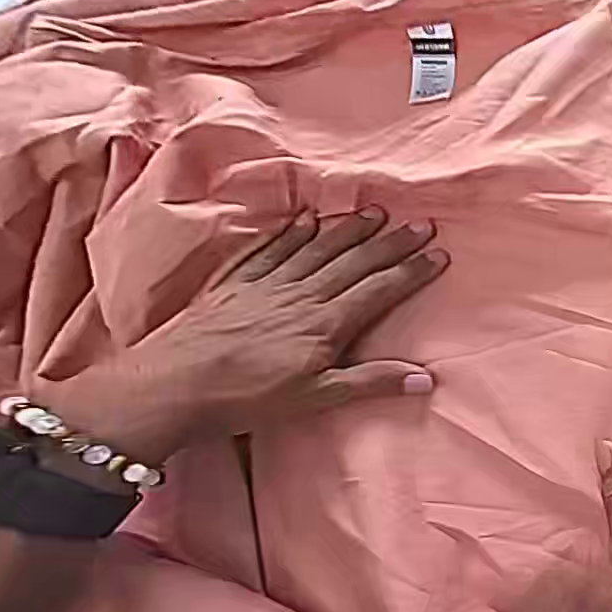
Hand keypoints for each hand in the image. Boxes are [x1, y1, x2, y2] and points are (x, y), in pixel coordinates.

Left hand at [36, 205, 446, 461]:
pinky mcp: (236, 281)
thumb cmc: (249, 398)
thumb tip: (425, 379)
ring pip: (317, 246)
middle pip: (354, 261)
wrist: (174, 385)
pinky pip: (270, 247)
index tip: (438, 254)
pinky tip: (306, 217)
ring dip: (349, 228)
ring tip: (375, 212)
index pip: (379, 289)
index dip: (411, 271)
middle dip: (391, 242)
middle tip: (420, 223)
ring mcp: (267, 282)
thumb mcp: (317, 398)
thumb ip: (371, 382)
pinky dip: (291, 230)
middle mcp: (301, 293)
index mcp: (325, 323)